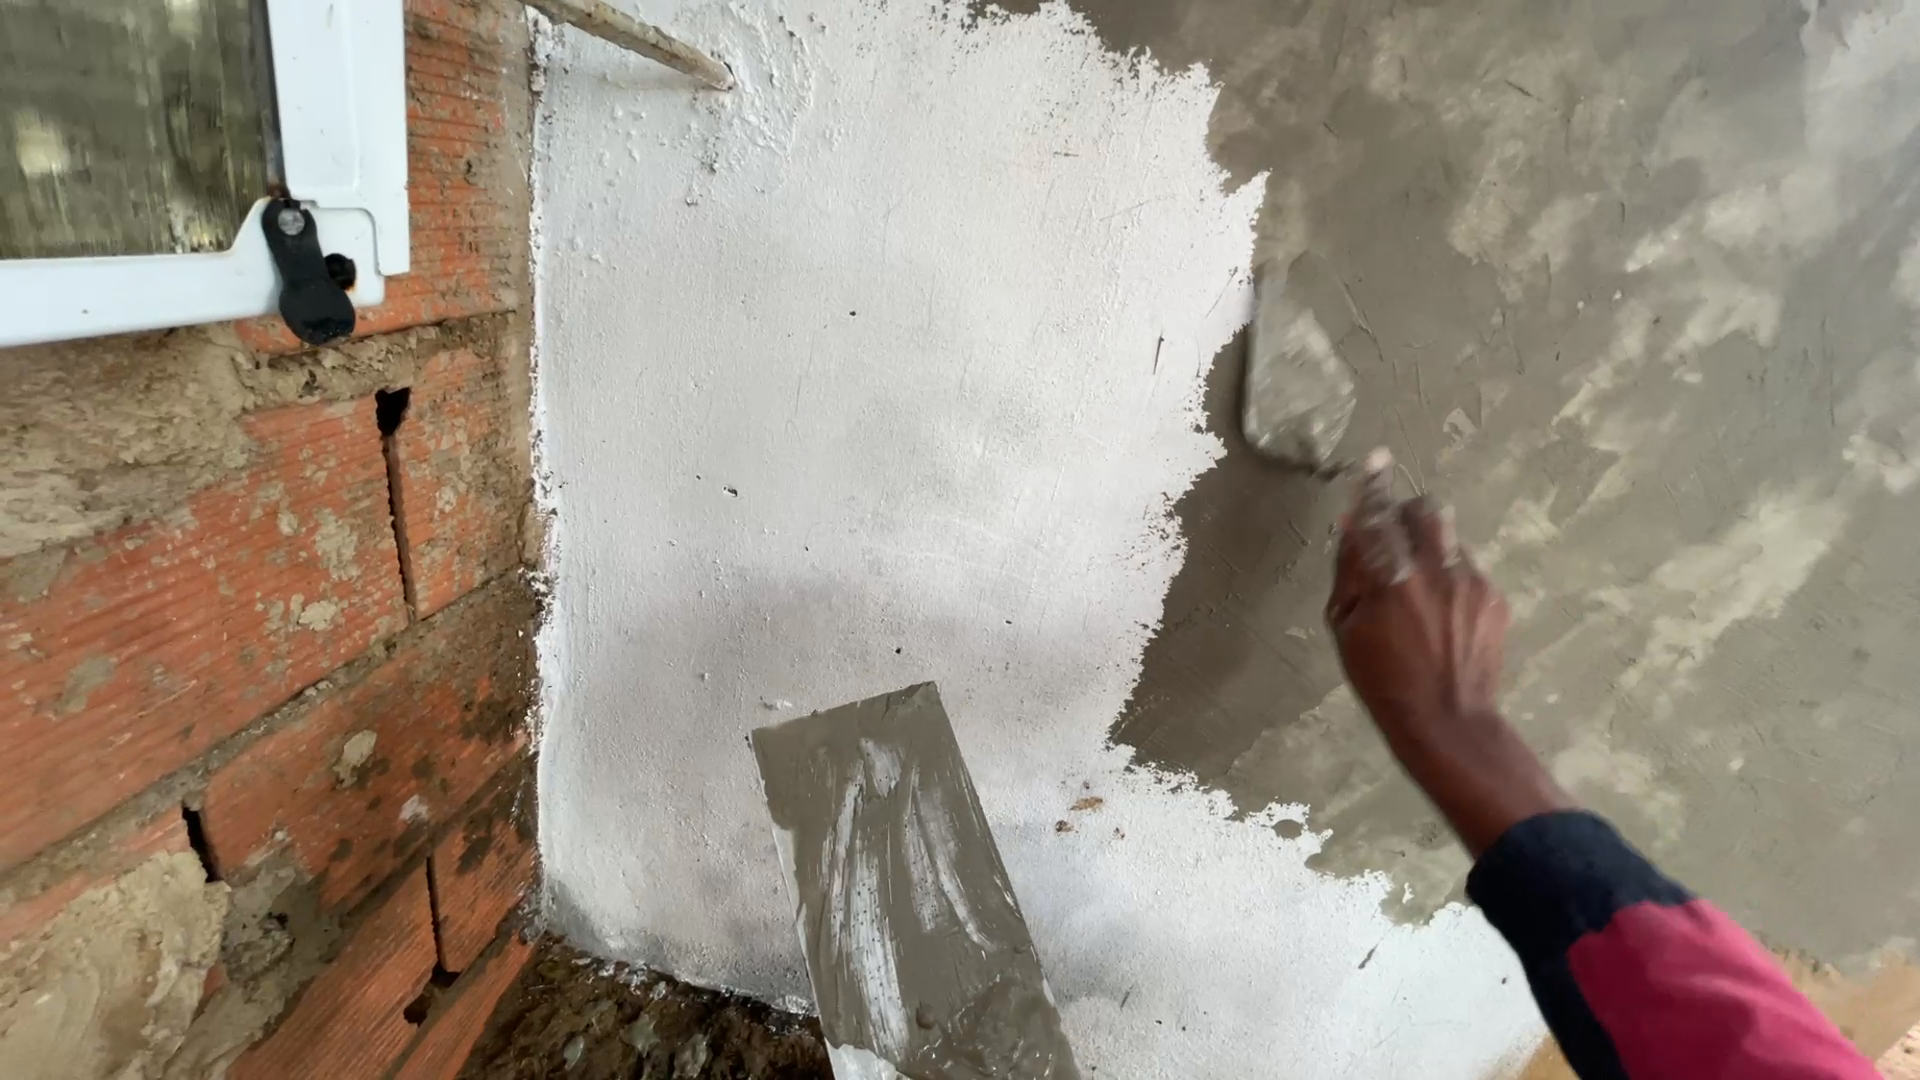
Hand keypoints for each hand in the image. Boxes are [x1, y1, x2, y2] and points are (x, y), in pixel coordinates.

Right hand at [1326, 448, 1508, 733]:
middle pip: (1427, 511)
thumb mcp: (1343, 624)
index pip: (1377, 517)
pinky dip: (1448, 575)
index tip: (1376, 459)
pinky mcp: (1495, 598)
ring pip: (1449, 538)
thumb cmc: (1378, 675)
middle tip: (1394, 534)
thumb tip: (1350, 527)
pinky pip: (1467, 568)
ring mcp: (1471, 583)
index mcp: (1389, 578)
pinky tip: (1440, 611)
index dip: (1373, 486)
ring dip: (1429, 544)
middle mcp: (1434, 570)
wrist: (1445, 718)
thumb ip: (1349, 571)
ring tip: (1418, 582)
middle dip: (1408, 512)